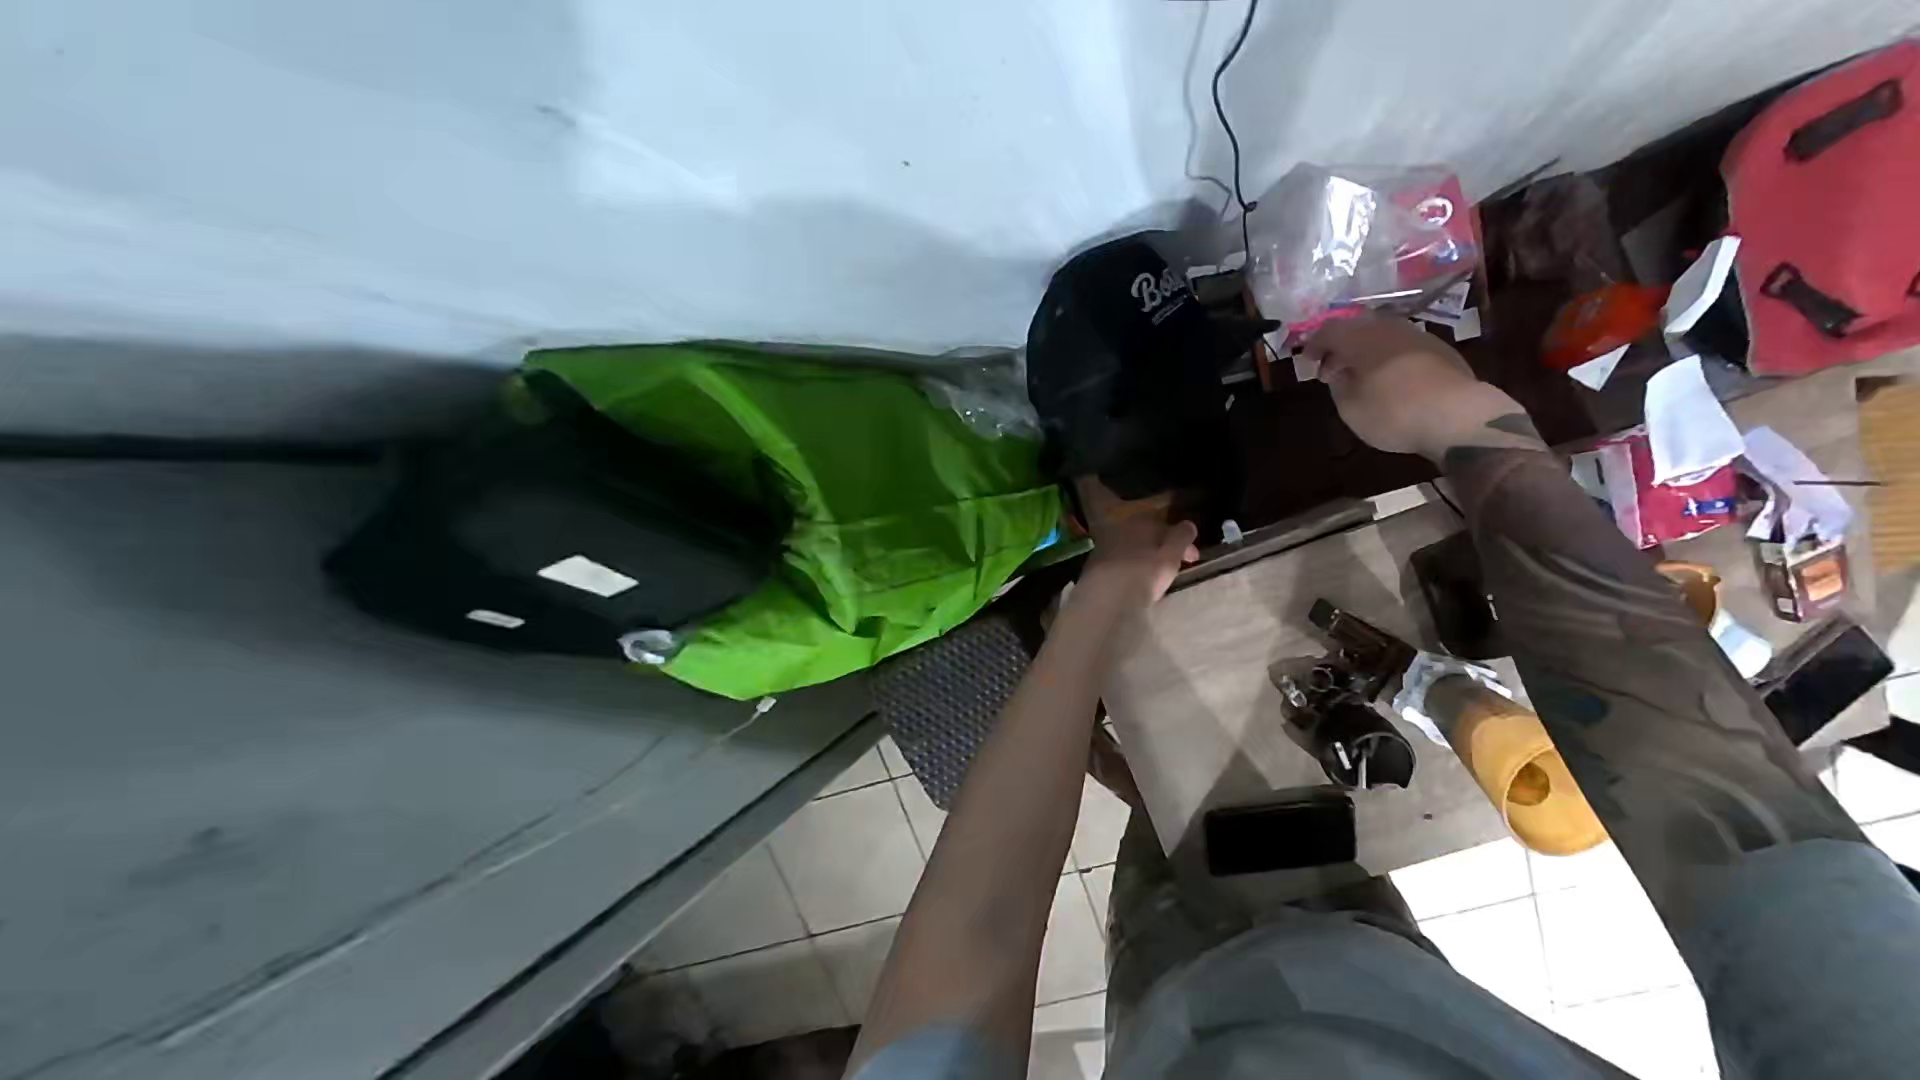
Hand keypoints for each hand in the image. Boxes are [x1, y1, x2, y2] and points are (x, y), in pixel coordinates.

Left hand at [1074, 478, 1198, 604]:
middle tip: (1174, 567)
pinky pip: (1117, 560)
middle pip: (1146, 535)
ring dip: (1144, 557)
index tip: (1193, 559)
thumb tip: (1188, 525)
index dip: (1182, 541)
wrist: (1104, 599)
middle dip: (1162, 547)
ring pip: (1131, 547)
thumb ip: (1181, 538)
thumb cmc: (1143, 575)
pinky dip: (1128, 567)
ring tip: (1154, 576)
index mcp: (1140, 523)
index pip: (1166, 525)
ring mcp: (1104, 545)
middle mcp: (1120, 528)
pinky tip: (1132, 581)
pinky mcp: (1093, 564)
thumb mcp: (1170, 556)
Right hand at [1306, 315, 1528, 460]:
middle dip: (1340, 345)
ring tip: (1358, 374)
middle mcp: (1390, 329)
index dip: (1314, 344)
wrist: (1458, 416)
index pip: (1330, 330)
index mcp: (1362, 339)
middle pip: (1358, 327)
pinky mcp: (1440, 350)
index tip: (1307, 361)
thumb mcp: (1349, 406)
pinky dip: (1386, 356)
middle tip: (1331, 369)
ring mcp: (1419, 337)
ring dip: (1365, 350)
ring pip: (1382, 334)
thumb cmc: (1393, 412)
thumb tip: (1340, 372)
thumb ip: (1339, 384)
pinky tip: (1387, 378)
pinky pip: (1402, 345)